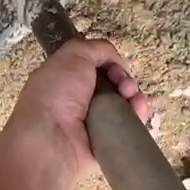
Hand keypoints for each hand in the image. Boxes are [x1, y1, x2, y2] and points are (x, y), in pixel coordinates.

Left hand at [0, 38, 148, 189]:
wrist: (51, 139)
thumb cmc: (56, 92)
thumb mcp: (73, 55)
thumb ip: (97, 48)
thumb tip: (116, 59)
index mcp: (65, 78)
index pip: (95, 66)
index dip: (109, 62)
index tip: (114, 65)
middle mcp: (78, 99)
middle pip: (112, 83)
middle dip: (123, 79)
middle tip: (124, 85)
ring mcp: (93, 121)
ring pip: (122, 103)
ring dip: (133, 95)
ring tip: (131, 96)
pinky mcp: (106, 141)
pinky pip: (127, 125)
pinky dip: (137, 115)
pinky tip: (138, 108)